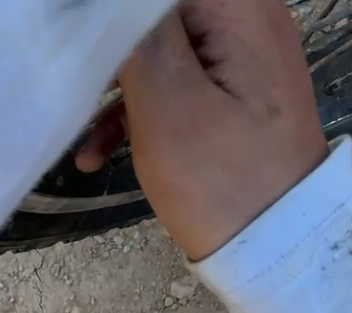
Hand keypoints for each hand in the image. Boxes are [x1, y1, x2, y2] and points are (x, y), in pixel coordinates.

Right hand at [76, 0, 328, 260]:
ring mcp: (243, 61)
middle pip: (159, 17)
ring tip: (83, 141)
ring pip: (162, 54)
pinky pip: (177, 88)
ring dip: (117, 93)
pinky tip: (102, 152)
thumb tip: (113, 10)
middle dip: (112, 53)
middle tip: (75, 91)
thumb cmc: (221, 181)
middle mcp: (248, 19)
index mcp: (239, 7)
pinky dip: (139, 114)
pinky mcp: (235, 98)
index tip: (79, 43)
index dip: (114, 16)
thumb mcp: (169, 106)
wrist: (275, 249)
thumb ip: (140, 39)